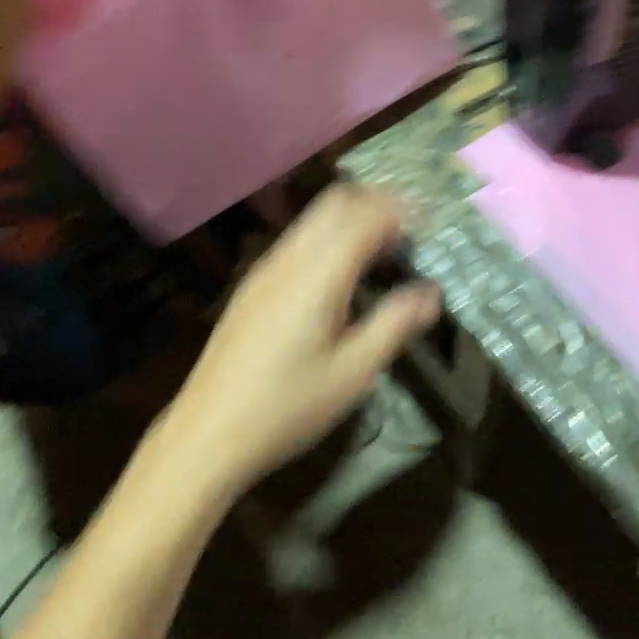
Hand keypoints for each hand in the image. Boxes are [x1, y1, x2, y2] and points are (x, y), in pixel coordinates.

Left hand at [167, 186, 440, 493]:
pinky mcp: (254, 287)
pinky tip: (344, 275)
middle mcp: (289, 260)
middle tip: (411, 230)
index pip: (364, 217)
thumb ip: (394, 325)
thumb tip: (431, 294)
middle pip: (336, 203)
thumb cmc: (287, 408)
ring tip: (385, 250)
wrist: (206, 435)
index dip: (401, 210)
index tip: (432, 223)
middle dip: (378, 205)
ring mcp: (265, 270)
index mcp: (317, 277)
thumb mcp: (353, 374)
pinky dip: (331, 237)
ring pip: (315, 219)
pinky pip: (300, 240)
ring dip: (353, 220)